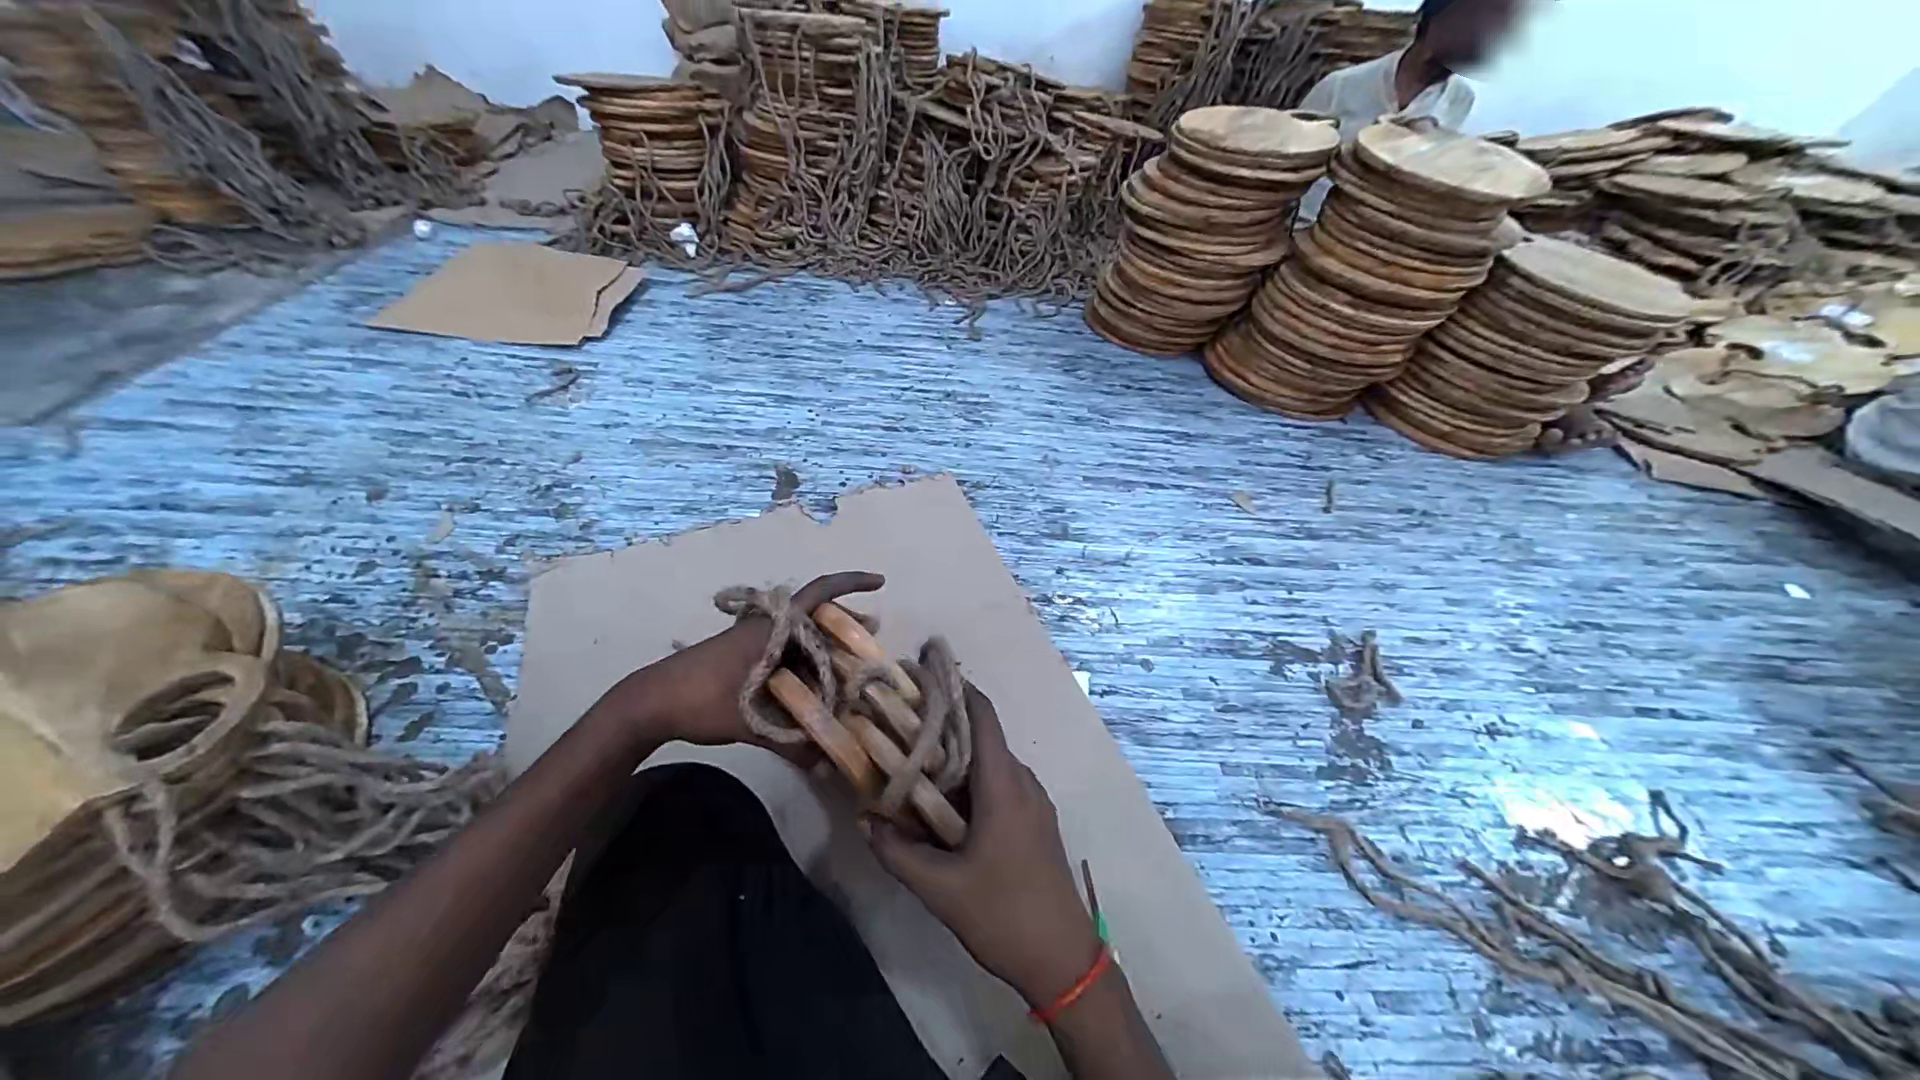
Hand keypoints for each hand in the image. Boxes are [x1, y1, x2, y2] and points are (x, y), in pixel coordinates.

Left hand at [593, 571, 884, 757]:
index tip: (880, 582)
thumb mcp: (752, 724)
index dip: (851, 583)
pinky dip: (807, 658)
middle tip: (873, 639)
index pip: (819, 594)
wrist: (649, 703)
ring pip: (802, 634)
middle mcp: (768, 627)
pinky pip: (787, 648)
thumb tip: (831, 769)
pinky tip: (816, 682)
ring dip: (827, 643)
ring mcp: (755, 639)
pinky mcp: (745, 654)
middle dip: (848, 624)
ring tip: (852, 664)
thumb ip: (793, 745)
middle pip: (818, 616)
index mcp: (772, 630)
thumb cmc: (702, 701)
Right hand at [863, 685, 1102, 1007]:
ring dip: (959, 755)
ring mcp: (1036, 802)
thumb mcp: (940, 889)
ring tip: (918, 761)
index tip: (923, 674)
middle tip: (903, 722)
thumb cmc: (1002, 915)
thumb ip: (897, 852)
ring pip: (993, 761)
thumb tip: (866, 820)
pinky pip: (1004, 783)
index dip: (955, 689)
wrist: (1064, 960)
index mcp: (1004, 786)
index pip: (982, 716)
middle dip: (946, 723)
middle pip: (984, 736)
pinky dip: (975, 778)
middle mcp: (1024, 782)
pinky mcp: (1038, 821)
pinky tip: (948, 803)